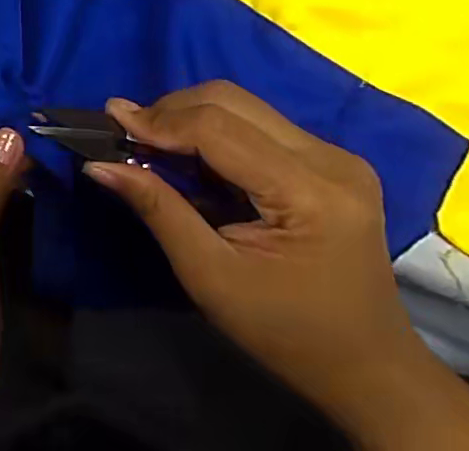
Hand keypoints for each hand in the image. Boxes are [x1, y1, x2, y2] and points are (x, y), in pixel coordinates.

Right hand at [84, 83, 468, 449]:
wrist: (369, 367)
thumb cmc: (286, 331)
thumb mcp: (209, 277)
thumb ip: (157, 209)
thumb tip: (98, 163)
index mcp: (311, 194)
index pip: (218, 129)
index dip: (160, 119)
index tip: (111, 119)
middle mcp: (331, 160)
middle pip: (231, 101)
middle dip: (170, 110)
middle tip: (129, 133)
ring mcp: (336, 155)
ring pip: (242, 104)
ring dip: (189, 115)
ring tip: (153, 142)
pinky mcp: (331, 159)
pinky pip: (257, 120)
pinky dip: (213, 127)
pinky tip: (192, 154)